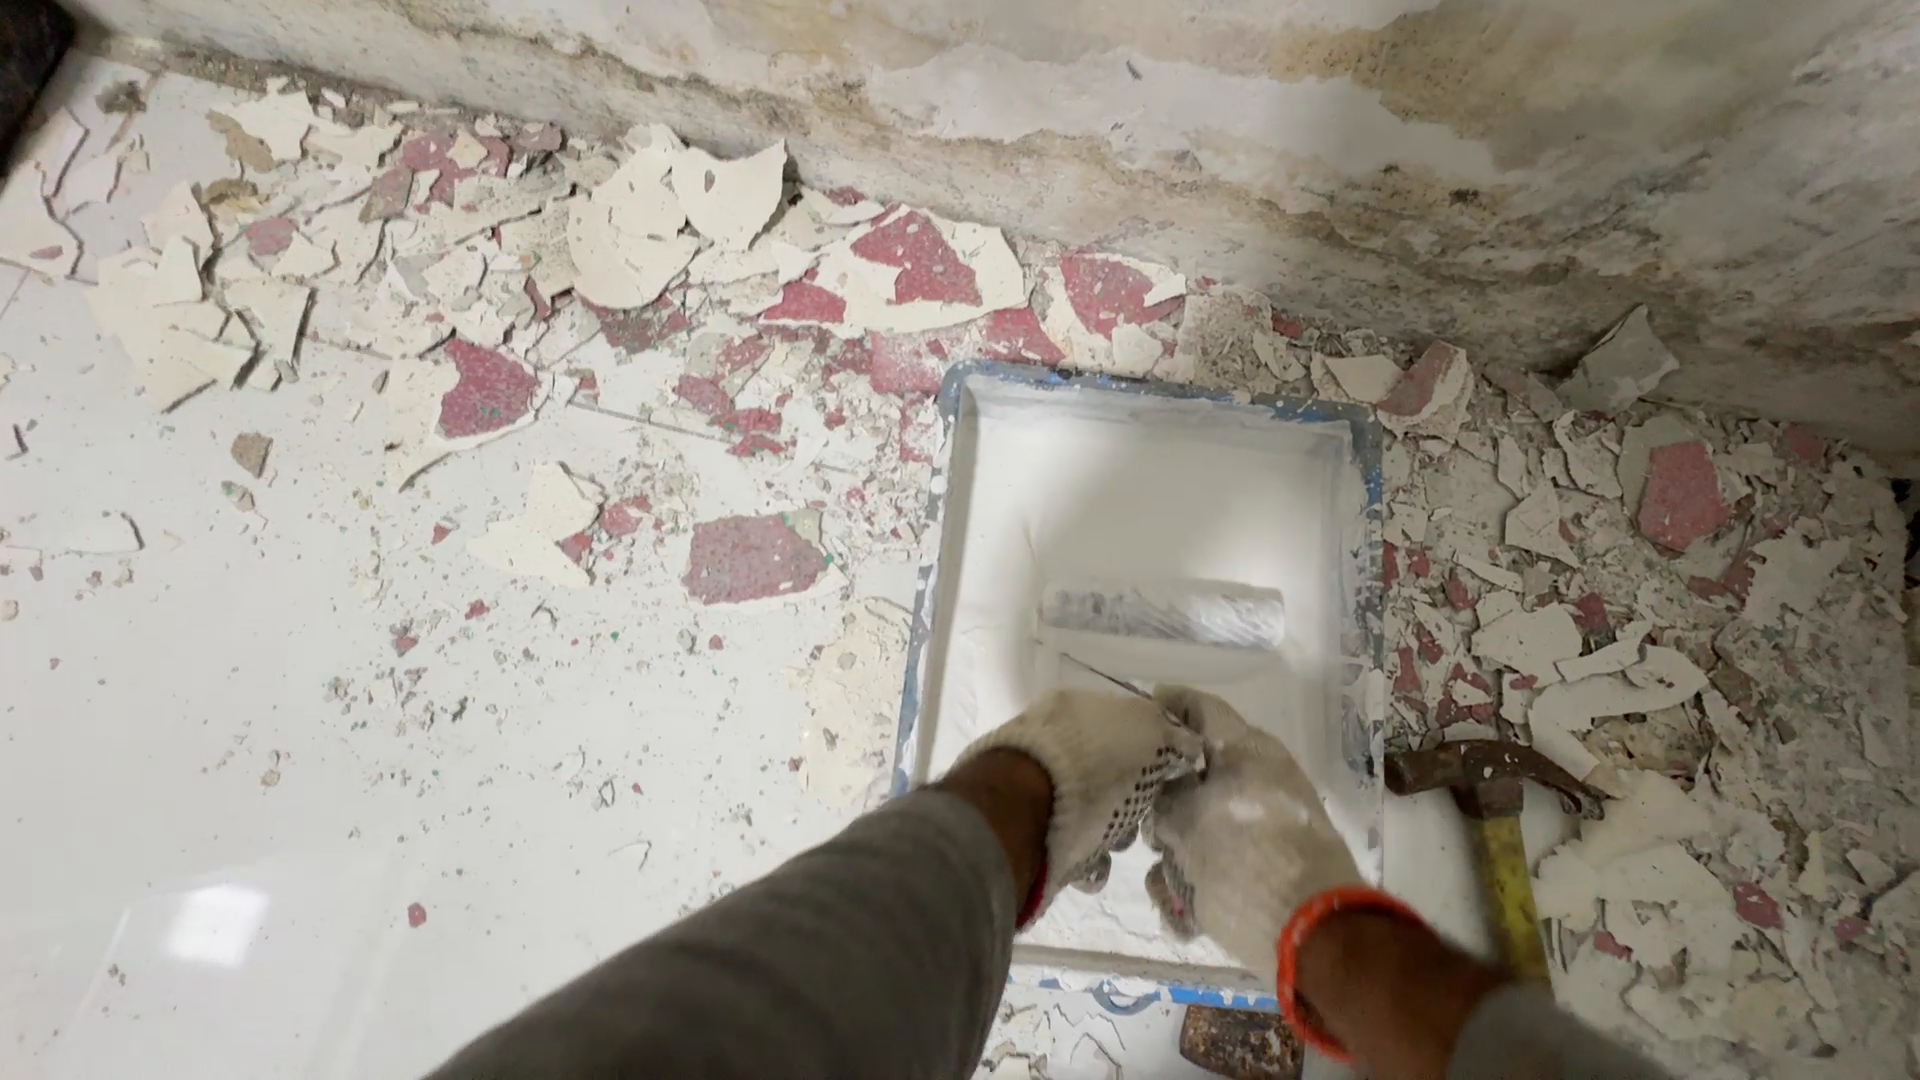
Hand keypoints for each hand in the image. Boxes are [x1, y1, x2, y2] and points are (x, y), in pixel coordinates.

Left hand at [954, 689, 1204, 916]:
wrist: (1024, 810)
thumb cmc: (1092, 764)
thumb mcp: (1148, 731)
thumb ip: (1170, 734)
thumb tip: (1185, 744)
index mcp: (1075, 707)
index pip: (1123, 726)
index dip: (1153, 755)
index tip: (1169, 782)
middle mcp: (1052, 740)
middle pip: (1109, 774)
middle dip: (1131, 802)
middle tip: (1141, 820)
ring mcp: (1033, 784)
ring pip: (1091, 812)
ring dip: (1111, 833)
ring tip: (1111, 845)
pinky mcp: (1024, 829)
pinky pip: (1070, 845)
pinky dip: (1087, 860)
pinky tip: (1091, 866)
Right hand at [1143, 686, 1359, 982]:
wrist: (1314, 935)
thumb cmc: (1240, 860)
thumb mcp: (1181, 821)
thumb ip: (1162, 796)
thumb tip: (1164, 795)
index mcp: (1247, 750)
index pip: (1202, 708)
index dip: (1169, 702)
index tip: (1142, 706)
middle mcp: (1263, 778)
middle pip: (1198, 775)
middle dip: (1164, 808)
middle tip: (1144, 830)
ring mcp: (1274, 823)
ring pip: (1207, 826)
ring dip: (1179, 858)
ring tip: (1167, 891)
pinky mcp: (1279, 866)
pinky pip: (1227, 862)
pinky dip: (1202, 886)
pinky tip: (1184, 917)